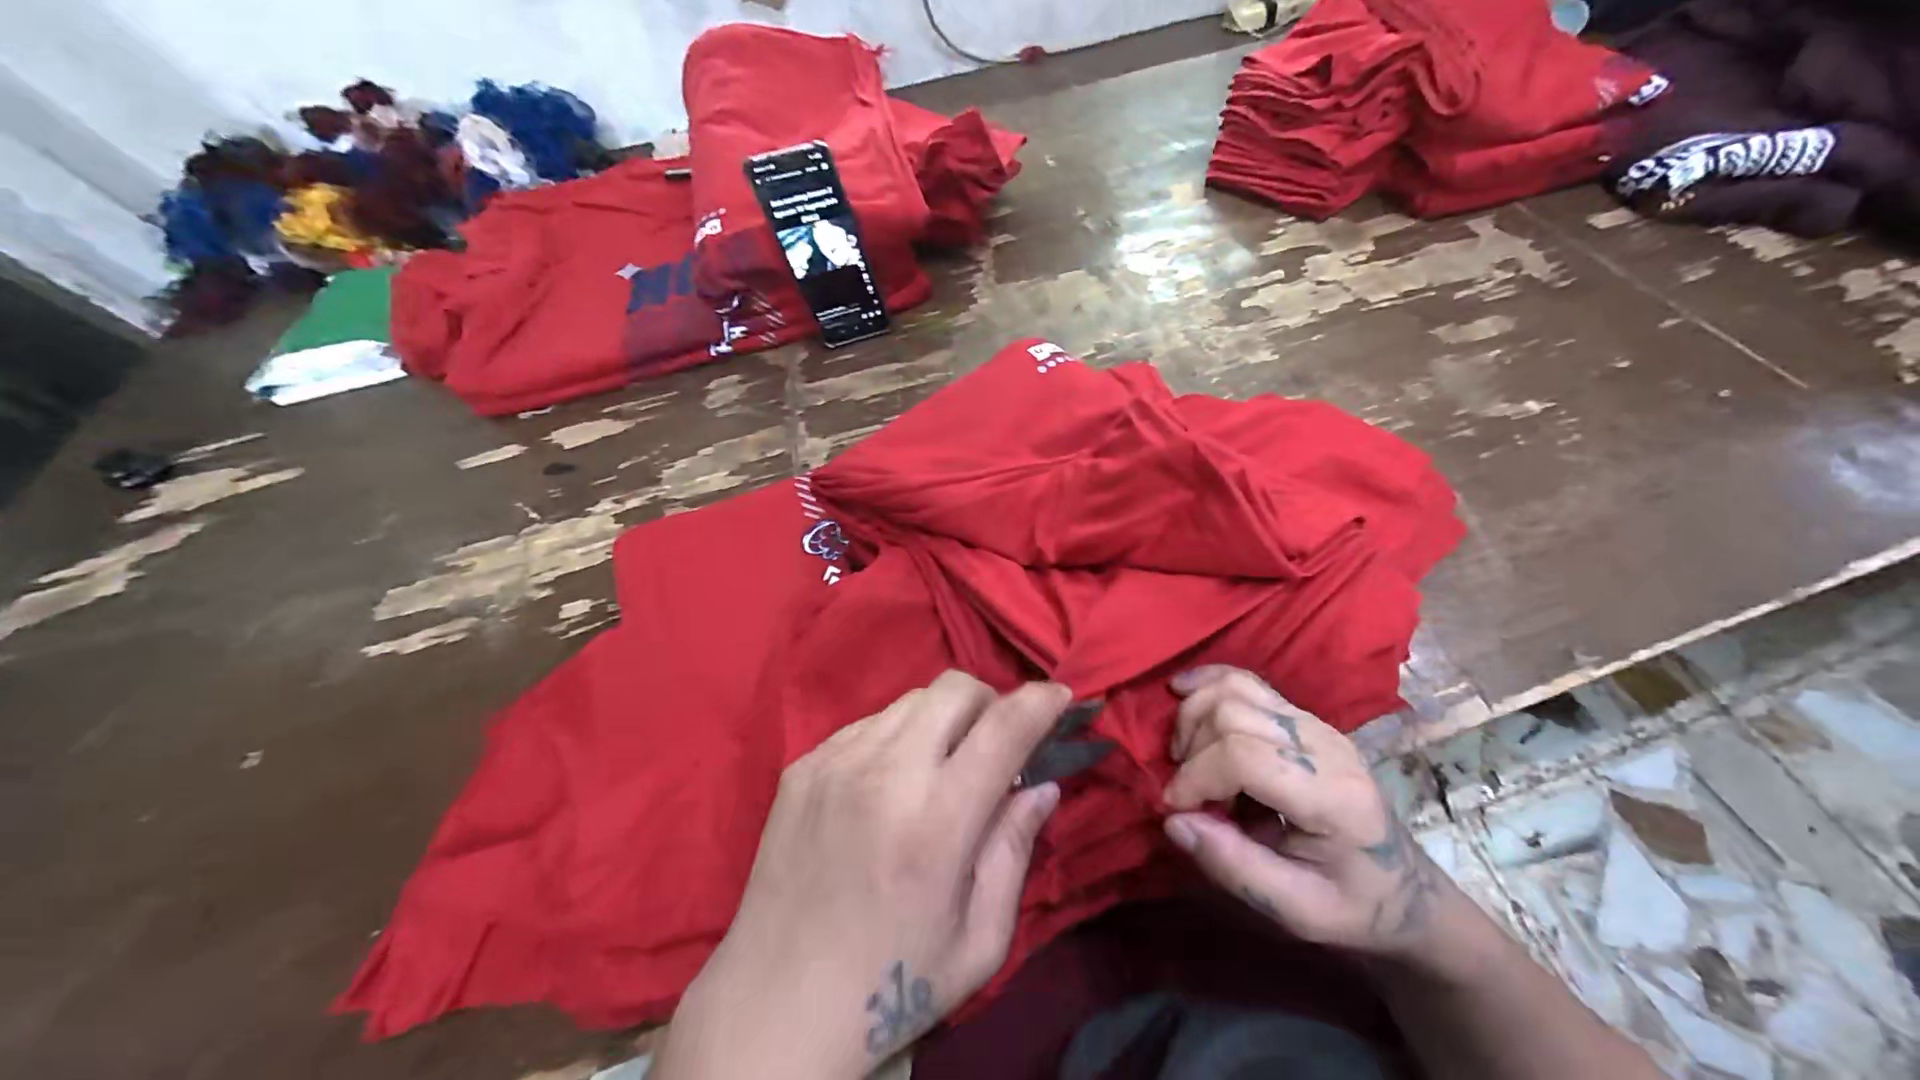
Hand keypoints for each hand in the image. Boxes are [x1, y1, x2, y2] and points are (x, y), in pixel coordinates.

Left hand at [656, 673, 1069, 1079]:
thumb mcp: (979, 940)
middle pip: (953, 689)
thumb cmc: (892, 985)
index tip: (1062, 697)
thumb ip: (1014, 851)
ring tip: (940, 769)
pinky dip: (896, 738)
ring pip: (909, 701)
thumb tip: (1043, 785)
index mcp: (937, 823)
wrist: (777, 1005)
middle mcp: (884, 775)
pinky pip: (867, 724)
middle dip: (990, 703)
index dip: (1042, 702)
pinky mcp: (802, 767)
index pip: (1003, 729)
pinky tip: (890, 786)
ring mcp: (835, 763)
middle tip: (996, 745)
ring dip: (942, 720)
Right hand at [1161, 665, 1443, 957]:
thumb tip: (1173, 821)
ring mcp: (1314, 723)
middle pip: (1231, 713)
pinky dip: (1208, 683)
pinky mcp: (1301, 716)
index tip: (1175, 809)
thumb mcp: (1298, 909)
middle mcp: (1325, 745)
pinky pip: (1245, 681)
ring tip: (1185, 755)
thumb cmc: (1353, 904)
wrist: (1403, 887)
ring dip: (1194, 715)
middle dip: (1191, 747)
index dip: (1195, 777)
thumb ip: (1233, 866)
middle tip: (1186, 790)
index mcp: (1332, 796)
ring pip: (1234, 688)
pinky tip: (1183, 692)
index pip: (1242, 756)